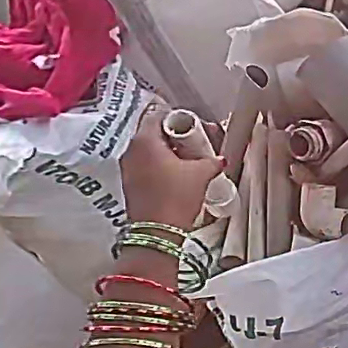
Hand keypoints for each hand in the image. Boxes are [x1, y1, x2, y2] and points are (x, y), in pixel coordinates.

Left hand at [120, 104, 223, 230]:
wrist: (158, 232)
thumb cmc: (176, 198)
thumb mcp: (201, 174)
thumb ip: (211, 161)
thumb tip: (219, 159)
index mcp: (145, 141)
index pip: (158, 115)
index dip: (178, 119)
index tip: (193, 128)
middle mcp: (131, 151)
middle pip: (153, 132)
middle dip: (174, 136)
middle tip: (194, 144)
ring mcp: (128, 168)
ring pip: (149, 150)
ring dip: (167, 152)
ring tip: (189, 161)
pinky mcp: (130, 184)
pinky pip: (145, 165)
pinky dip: (160, 165)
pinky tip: (178, 176)